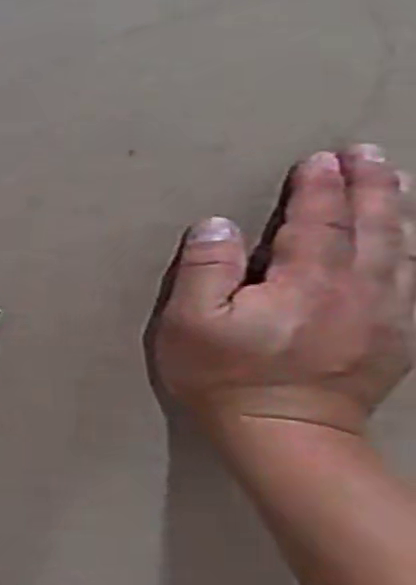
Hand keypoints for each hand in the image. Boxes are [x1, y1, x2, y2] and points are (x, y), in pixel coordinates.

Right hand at [151, 146, 414, 441]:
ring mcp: (388, 314)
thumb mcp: (190, 321)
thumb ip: (205, 269)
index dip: (318, 189)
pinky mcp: (398, 334)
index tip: (319, 158)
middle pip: (372, 229)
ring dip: (398, 211)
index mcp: (306, 284)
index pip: (316, 224)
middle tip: (366, 154)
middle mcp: (359, 291)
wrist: (283, 430)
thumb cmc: (221, 373)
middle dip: (369, 188)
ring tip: (395, 183)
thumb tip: (217, 224)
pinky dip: (414, 250)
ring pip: (402, 249)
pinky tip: (408, 241)